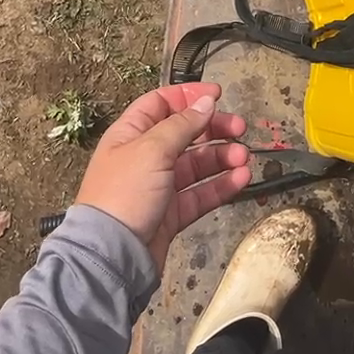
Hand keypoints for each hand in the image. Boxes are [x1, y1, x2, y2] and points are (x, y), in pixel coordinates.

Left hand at [74, 82, 251, 268]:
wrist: (111, 258)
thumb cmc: (124, 194)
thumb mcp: (152, 149)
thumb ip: (183, 124)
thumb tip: (206, 102)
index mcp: (131, 134)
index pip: (162, 104)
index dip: (189, 96)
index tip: (217, 95)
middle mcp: (145, 157)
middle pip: (185, 133)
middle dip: (214, 128)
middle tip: (239, 128)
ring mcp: (159, 186)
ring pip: (197, 164)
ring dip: (222, 157)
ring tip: (243, 157)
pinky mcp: (171, 214)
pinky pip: (200, 193)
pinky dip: (221, 185)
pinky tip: (241, 179)